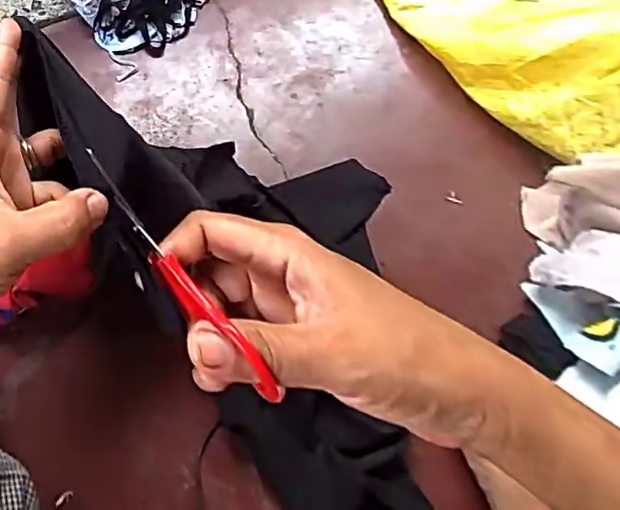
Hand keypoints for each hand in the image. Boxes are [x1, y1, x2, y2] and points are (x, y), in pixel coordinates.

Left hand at [0, 19, 108, 330]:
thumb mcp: (10, 242)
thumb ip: (60, 221)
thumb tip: (101, 199)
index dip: (4, 58)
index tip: (12, 24)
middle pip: (22, 118)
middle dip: (40, 95)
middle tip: (66, 70)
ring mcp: (5, 186)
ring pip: (46, 161)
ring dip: (70, 166)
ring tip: (104, 164)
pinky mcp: (16, 212)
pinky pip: (51, 194)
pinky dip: (70, 201)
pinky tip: (90, 211)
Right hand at [160, 211, 512, 448]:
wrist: (458, 389)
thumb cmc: (400, 350)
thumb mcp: (326, 350)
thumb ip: (258, 349)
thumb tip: (195, 345)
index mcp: (283, 251)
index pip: (211, 229)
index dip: (178, 250)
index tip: (160, 290)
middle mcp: (277, 271)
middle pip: (211, 271)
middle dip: (194, 308)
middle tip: (198, 353)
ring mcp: (284, 304)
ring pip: (225, 309)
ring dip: (214, 340)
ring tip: (220, 376)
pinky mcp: (294, 336)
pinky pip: (246, 339)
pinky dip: (236, 358)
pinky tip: (246, 382)